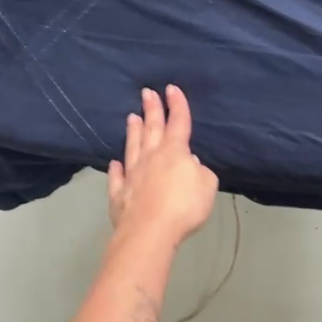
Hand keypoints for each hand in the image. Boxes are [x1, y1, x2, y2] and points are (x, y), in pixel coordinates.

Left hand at [107, 85, 219, 249]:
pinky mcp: (119, 194)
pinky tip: (114, 163)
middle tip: (147, 92)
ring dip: (133, 131)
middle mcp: (151, 157)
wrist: (149, 232)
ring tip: (132, 117)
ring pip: (133, 147)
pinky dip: (115, 169)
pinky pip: (117, 177)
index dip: (177, 105)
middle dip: (152, 109)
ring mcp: (132, 174)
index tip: (171, 89)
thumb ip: (200, 171)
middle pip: (152, 128)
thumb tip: (189, 163)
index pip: (178, 122)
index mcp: (175, 152)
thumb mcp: (207, 185)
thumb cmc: (184, 207)